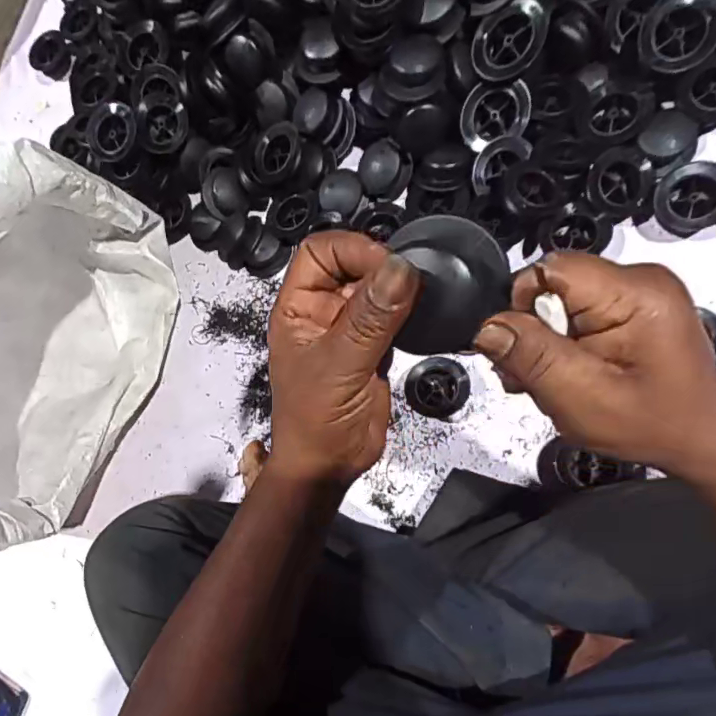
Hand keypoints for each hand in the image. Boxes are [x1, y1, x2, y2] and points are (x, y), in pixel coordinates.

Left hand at [264, 231, 420, 486]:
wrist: (328, 465)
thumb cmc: (312, 424)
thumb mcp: (340, 366)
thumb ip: (370, 319)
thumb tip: (398, 271)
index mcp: (297, 310)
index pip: (320, 252)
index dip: (352, 249)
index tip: (385, 265)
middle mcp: (322, 314)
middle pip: (352, 265)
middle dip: (381, 267)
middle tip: (409, 281)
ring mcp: (349, 332)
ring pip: (376, 290)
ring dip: (398, 290)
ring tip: (417, 300)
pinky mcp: (373, 350)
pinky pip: (393, 317)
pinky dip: (408, 313)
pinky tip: (418, 319)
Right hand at [471, 252, 715, 475]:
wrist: (698, 440)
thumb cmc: (656, 423)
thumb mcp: (578, 396)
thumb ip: (530, 356)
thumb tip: (488, 328)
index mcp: (633, 294)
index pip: (549, 269)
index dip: (522, 309)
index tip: (525, 351)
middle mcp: (639, 283)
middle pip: (552, 288)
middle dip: (534, 335)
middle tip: (544, 378)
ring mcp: (637, 297)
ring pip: (560, 307)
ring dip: (547, 348)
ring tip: (564, 383)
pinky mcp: (632, 313)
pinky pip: (577, 319)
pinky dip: (565, 350)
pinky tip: (576, 376)